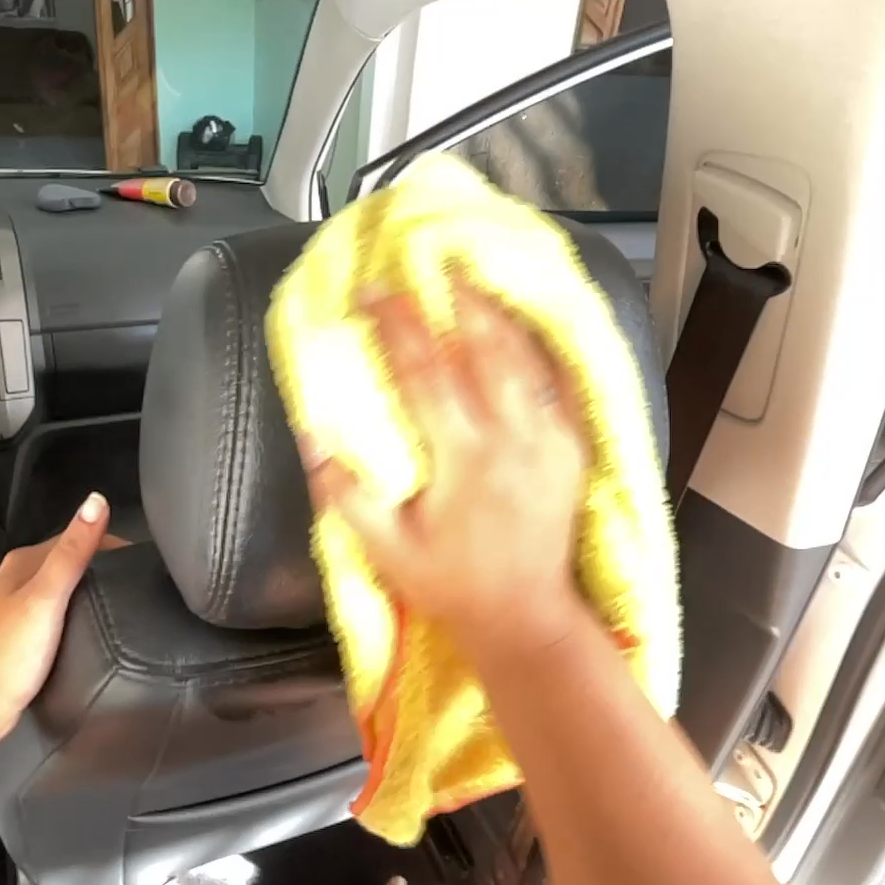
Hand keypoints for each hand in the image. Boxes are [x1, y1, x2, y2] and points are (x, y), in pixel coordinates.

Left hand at [0, 492, 124, 727]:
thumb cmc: (8, 655)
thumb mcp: (48, 597)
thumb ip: (73, 550)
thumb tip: (96, 500)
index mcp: (21, 563)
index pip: (74, 536)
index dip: (109, 543)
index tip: (140, 561)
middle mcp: (12, 579)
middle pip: (66, 560)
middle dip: (99, 567)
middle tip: (134, 585)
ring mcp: (10, 609)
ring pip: (58, 588)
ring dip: (84, 591)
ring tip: (116, 607)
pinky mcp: (12, 636)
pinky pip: (50, 613)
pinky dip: (71, 613)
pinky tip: (84, 629)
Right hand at [300, 283, 591, 662]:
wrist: (528, 619)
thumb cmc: (450, 584)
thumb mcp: (385, 550)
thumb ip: (345, 492)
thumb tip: (312, 433)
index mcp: (464, 458)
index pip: (423, 371)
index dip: (394, 325)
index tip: (372, 291)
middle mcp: (513, 437)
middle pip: (484, 347)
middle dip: (454, 299)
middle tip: (432, 265)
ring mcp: (551, 439)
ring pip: (525, 356)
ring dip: (496, 312)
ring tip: (473, 280)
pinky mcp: (573, 447)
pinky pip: (557, 380)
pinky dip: (536, 345)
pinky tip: (522, 325)